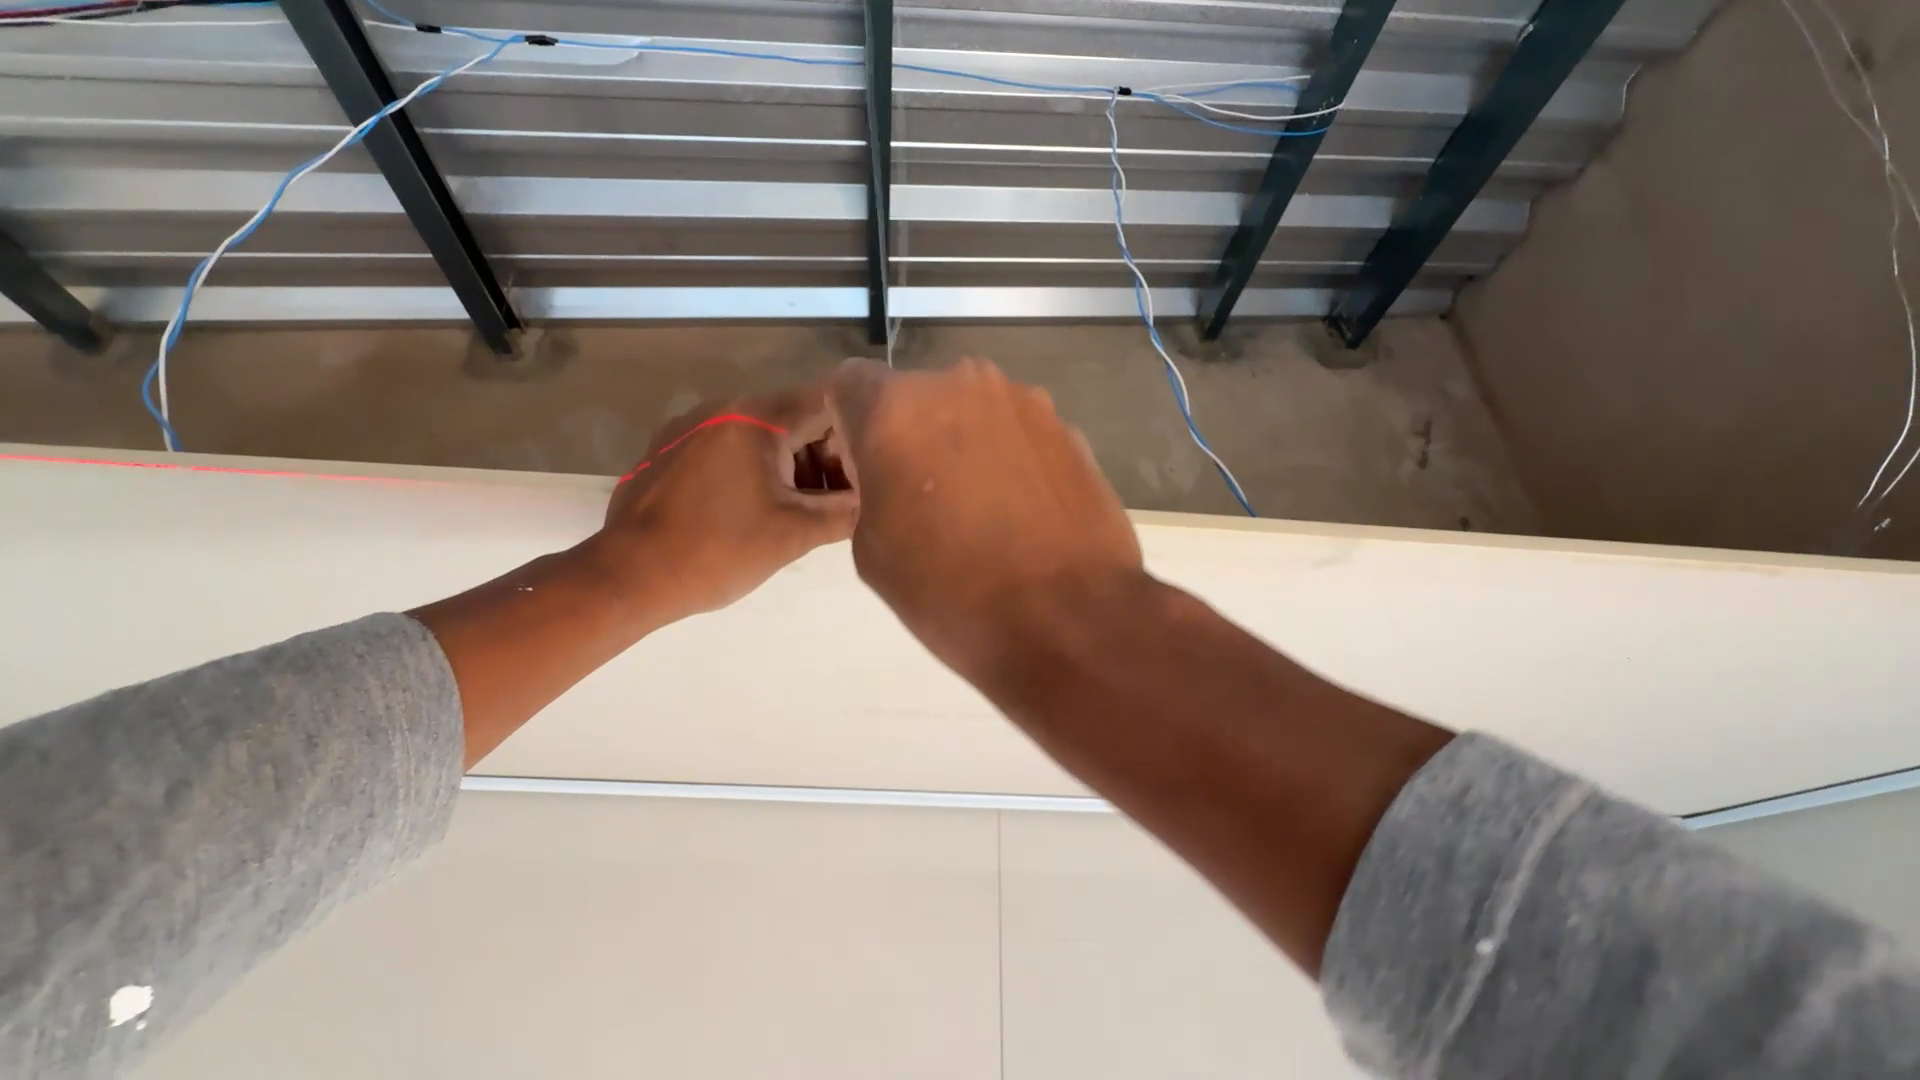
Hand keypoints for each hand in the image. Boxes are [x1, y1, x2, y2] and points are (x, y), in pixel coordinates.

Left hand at [599, 378, 857, 623]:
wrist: (630, 577)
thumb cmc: (719, 550)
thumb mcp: (796, 534)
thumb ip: (845, 511)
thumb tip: (873, 501)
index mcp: (755, 418)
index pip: (827, 403)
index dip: (854, 437)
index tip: (862, 476)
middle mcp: (721, 408)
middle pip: (793, 418)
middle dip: (821, 458)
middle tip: (831, 505)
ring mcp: (688, 428)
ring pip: (759, 435)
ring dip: (787, 468)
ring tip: (793, 515)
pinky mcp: (667, 452)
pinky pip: (725, 449)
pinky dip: (750, 472)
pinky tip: (748, 513)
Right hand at [826, 356, 1142, 680]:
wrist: (1066, 618)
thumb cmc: (950, 591)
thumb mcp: (871, 549)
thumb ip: (872, 487)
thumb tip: (897, 475)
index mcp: (896, 406)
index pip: (851, 384)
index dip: (852, 427)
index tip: (868, 472)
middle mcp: (960, 383)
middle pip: (918, 397)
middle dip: (912, 435)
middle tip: (924, 499)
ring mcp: (1024, 401)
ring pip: (972, 412)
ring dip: (965, 445)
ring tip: (982, 511)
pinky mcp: (1070, 429)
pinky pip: (1019, 434)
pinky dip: (1011, 461)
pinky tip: (1023, 515)